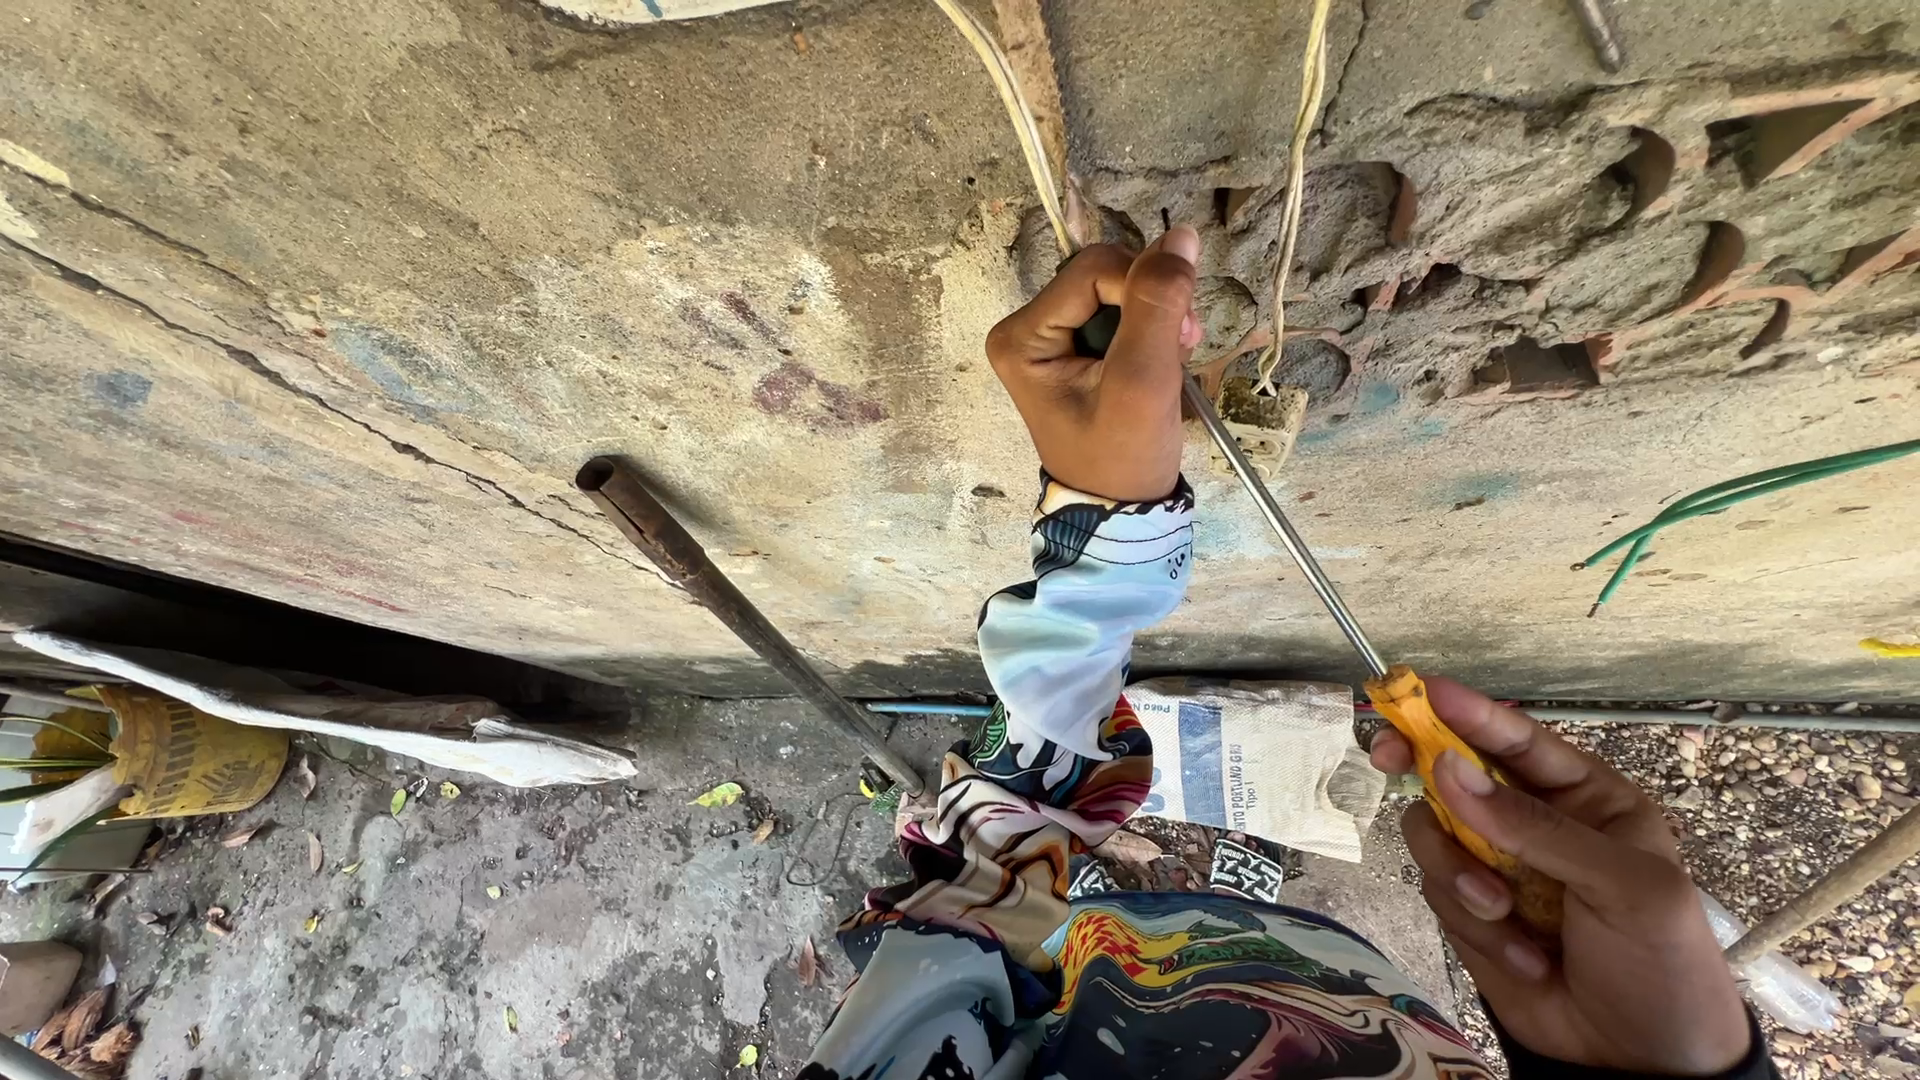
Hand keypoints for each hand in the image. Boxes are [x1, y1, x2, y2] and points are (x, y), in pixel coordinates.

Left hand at [984, 227, 1203, 502]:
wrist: (1120, 504)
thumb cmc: (1123, 455)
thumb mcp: (1141, 382)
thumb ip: (1156, 307)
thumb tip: (1179, 236)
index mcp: (1020, 338)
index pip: (1093, 270)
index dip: (1143, 288)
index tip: (1178, 337)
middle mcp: (1024, 330)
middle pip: (1103, 274)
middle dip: (1151, 302)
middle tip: (1180, 349)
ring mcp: (1047, 338)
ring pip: (1117, 288)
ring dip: (1157, 316)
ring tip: (1172, 361)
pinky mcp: (1072, 347)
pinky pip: (1120, 310)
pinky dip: (1150, 329)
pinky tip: (1160, 361)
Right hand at [1370, 678, 1751, 1074]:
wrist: (1639, 1070)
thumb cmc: (1662, 966)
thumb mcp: (1625, 889)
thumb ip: (1534, 827)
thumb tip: (1443, 769)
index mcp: (1584, 799)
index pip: (1517, 739)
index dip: (1467, 711)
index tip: (1419, 690)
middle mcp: (1528, 818)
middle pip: (1450, 768)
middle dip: (1420, 767)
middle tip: (1386, 758)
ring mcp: (1490, 858)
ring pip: (1429, 829)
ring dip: (1458, 874)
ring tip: (1502, 916)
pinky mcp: (1464, 900)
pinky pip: (1432, 883)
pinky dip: (1469, 919)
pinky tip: (1519, 955)